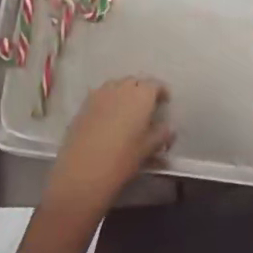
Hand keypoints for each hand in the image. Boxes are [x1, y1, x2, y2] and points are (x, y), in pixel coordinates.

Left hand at [45, 77, 172, 214]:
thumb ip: (161, 134)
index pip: (155, 84)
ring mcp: (99, 94)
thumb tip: (168, 128)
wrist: (83, 170)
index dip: (162, 91)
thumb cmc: (123, 158)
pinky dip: (109, 100)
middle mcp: (120, 88)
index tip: (165, 102)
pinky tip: (109, 116)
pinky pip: (101, 95)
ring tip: (128, 110)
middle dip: (143, 90)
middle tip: (147, 106)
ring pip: (116, 85)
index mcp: (141, 95)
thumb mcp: (148, 148)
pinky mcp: (83, 105)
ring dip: (125, 93)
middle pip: (134, 82)